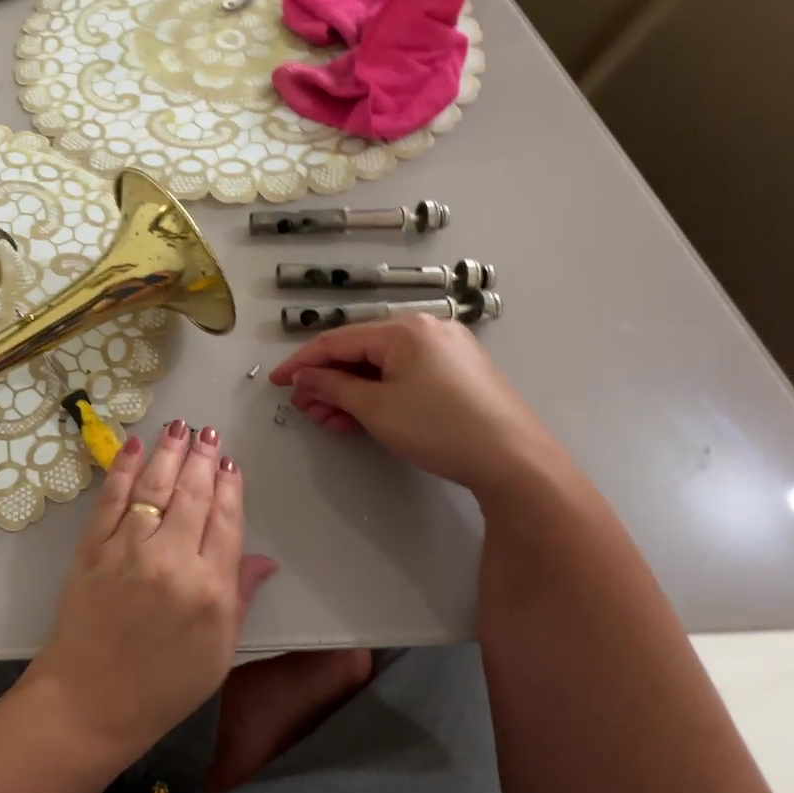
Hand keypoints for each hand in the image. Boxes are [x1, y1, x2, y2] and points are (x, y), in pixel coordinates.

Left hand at [20, 421, 277, 760]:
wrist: (93, 698)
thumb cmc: (164, 684)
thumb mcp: (219, 651)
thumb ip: (239, 597)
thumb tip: (265, 559)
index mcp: (210, 590)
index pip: (225, 522)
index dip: (229, 488)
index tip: (230, 463)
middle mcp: (171, 562)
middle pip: (191, 497)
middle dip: (201, 459)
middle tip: (207, 431)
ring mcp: (127, 552)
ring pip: (153, 490)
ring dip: (167, 454)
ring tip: (178, 426)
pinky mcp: (92, 550)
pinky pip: (111, 501)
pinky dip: (123, 471)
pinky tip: (134, 448)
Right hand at [268, 314, 572, 494]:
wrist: (516, 463)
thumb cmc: (439, 428)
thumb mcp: (375, 408)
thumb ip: (332, 386)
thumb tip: (303, 377)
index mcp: (405, 329)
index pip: (337, 340)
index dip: (301, 362)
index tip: (276, 383)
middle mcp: (427, 330)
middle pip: (359, 352)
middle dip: (327, 382)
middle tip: (306, 409)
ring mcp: (446, 351)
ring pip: (380, 366)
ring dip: (349, 392)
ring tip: (330, 421)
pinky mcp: (458, 373)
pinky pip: (403, 375)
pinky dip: (377, 394)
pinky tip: (361, 418)